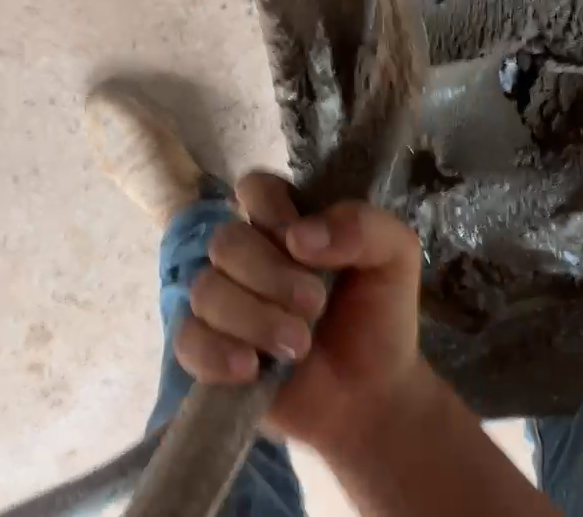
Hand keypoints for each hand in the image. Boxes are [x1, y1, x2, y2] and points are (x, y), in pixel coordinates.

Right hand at [174, 171, 431, 455]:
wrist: (376, 394)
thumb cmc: (380, 314)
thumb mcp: (395, 255)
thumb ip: (362, 225)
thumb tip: (299, 236)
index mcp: (286, 222)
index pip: (254, 188)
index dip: (272, 211)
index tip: (303, 245)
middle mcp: (248, 256)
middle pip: (226, 241)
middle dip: (271, 275)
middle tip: (316, 304)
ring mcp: (225, 304)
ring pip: (205, 290)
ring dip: (255, 317)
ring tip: (298, 346)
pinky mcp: (209, 353)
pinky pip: (187, 340)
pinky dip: (217, 353)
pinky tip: (252, 368)